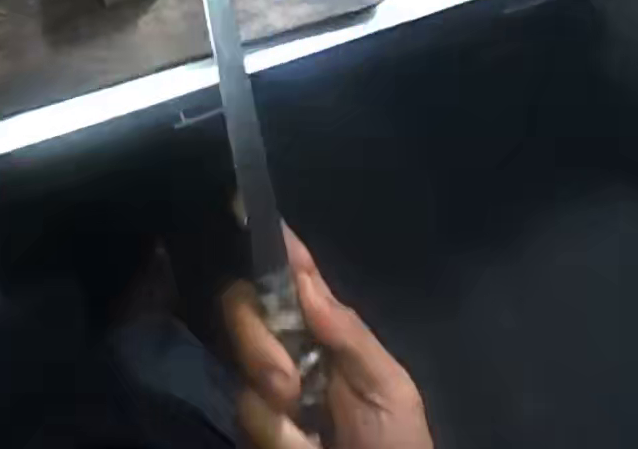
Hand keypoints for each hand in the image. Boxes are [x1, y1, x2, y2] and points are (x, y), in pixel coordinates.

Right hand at [222, 230, 431, 448]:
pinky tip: (298, 446)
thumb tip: (302, 280)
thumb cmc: (400, 447)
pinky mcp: (253, 421)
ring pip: (238, 352)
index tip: (247, 212)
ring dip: (267, 395)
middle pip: (244, 300)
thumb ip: (347, 333)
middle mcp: (286, 341)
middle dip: (255, 335)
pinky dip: (272, 432)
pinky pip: (244, 406)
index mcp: (322, 324)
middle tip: (286, 384)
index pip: (291, 272)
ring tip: (302, 430)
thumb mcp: (389, 389)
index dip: (273, 243)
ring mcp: (265, 381)